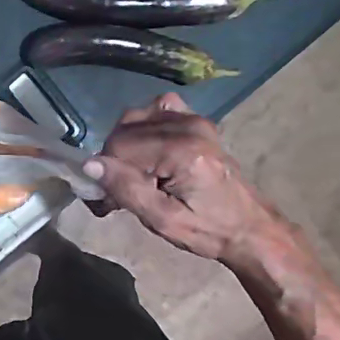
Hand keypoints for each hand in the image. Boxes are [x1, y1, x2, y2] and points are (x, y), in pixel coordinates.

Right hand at [85, 94, 301, 273]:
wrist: (249, 228)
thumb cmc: (207, 230)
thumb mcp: (162, 220)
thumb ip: (126, 189)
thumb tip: (90, 165)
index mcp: (181, 151)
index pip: (120, 146)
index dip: (106, 171)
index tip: (109, 200)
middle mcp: (187, 126)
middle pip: (125, 129)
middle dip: (114, 159)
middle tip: (118, 192)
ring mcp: (194, 119)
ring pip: (137, 117)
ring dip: (126, 144)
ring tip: (134, 174)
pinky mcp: (197, 121)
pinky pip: (158, 109)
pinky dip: (145, 126)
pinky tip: (150, 150)